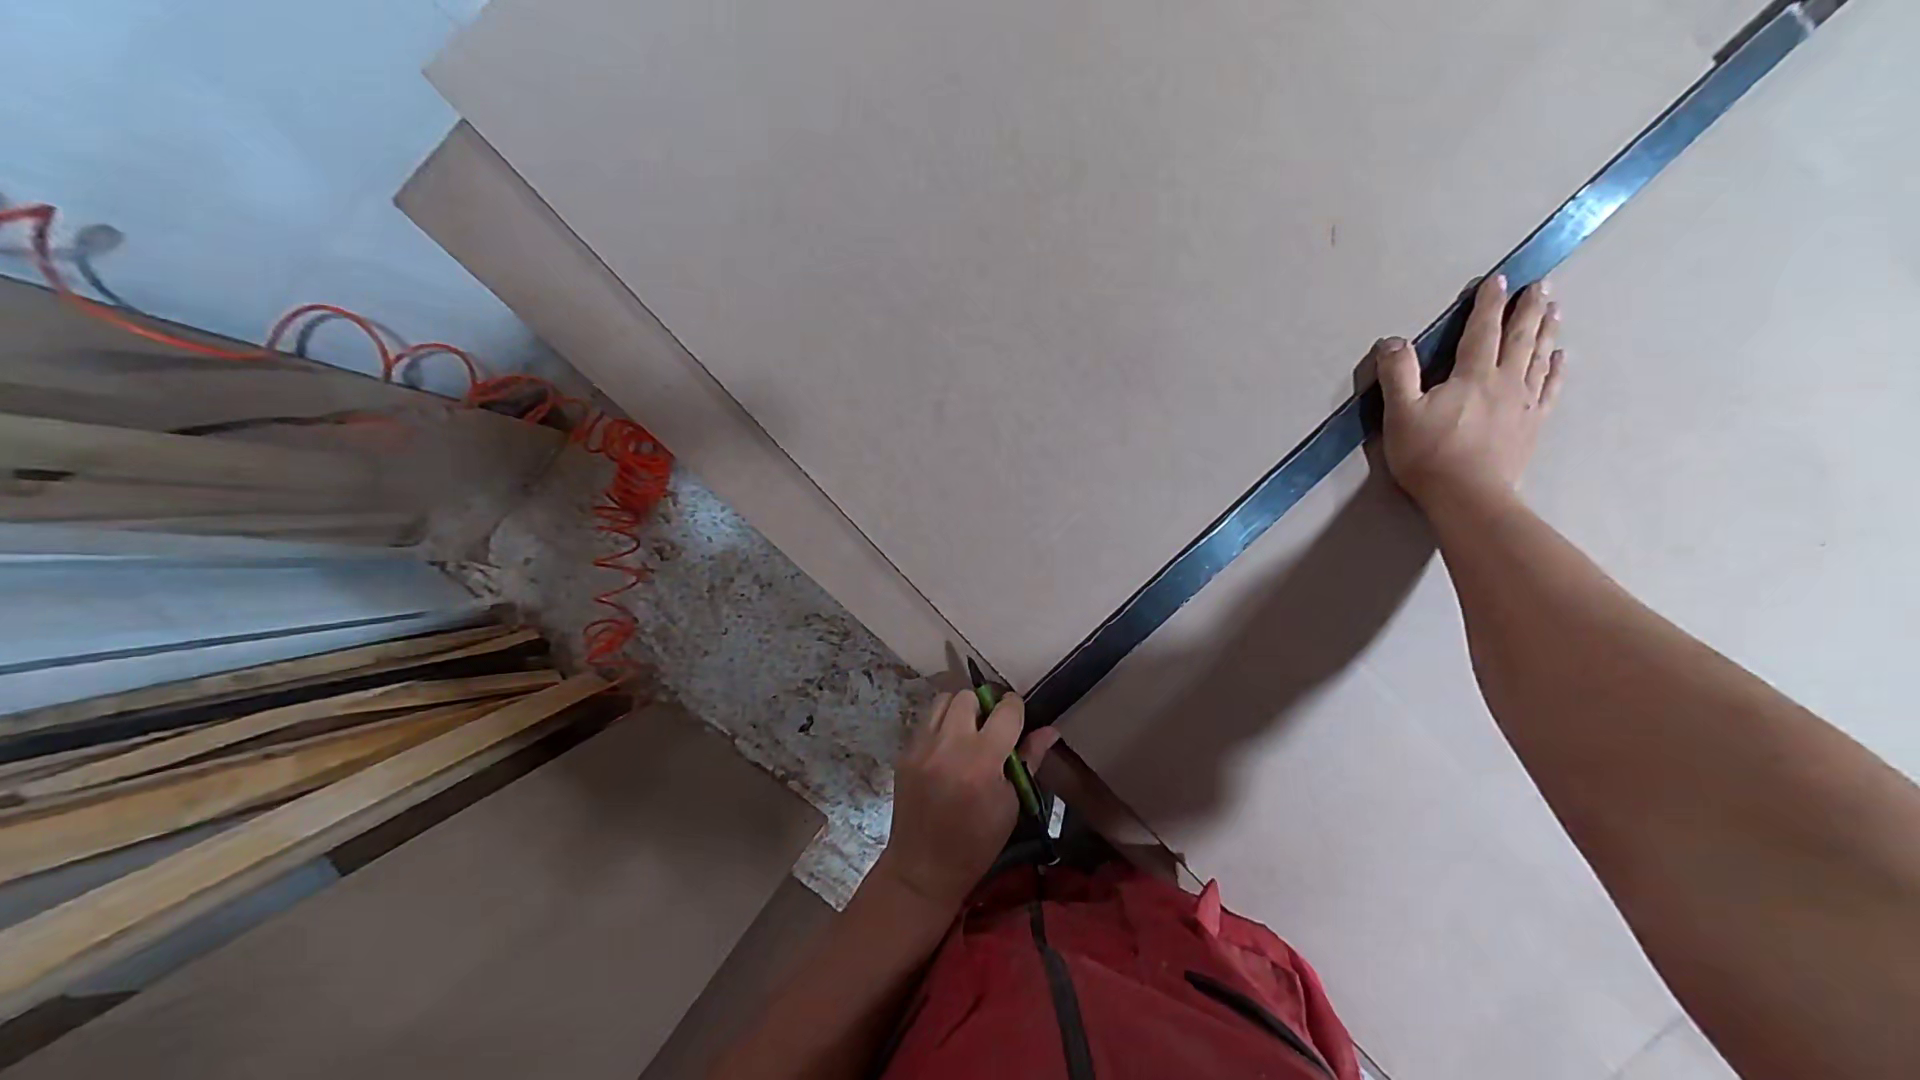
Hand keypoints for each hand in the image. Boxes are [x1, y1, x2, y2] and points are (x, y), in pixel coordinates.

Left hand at [876, 691, 1059, 910]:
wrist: (924, 867)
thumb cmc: (977, 842)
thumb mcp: (1011, 804)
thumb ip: (1028, 760)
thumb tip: (1050, 730)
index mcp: (982, 761)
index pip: (1005, 710)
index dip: (1015, 707)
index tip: (1018, 717)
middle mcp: (949, 745)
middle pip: (969, 696)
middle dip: (985, 706)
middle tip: (991, 728)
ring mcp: (922, 747)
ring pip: (943, 700)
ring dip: (960, 710)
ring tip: (967, 734)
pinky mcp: (905, 753)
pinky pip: (926, 722)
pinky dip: (940, 726)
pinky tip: (947, 750)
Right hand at [1376, 274, 1565, 511]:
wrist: (1470, 496)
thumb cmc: (1429, 455)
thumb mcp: (1401, 414)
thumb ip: (1398, 374)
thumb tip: (1393, 341)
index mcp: (1472, 376)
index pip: (1482, 331)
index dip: (1488, 304)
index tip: (1498, 280)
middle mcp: (1505, 382)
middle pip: (1520, 338)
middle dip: (1528, 309)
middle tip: (1541, 284)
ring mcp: (1524, 403)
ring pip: (1539, 357)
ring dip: (1547, 331)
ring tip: (1555, 309)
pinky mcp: (1532, 424)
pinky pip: (1550, 387)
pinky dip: (1556, 368)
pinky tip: (1559, 357)